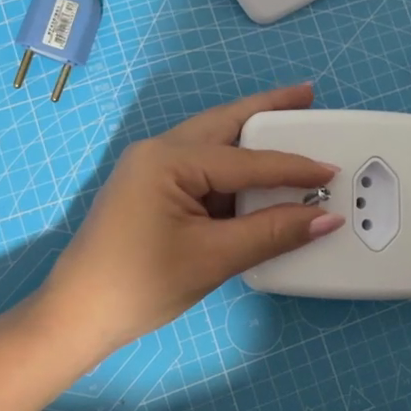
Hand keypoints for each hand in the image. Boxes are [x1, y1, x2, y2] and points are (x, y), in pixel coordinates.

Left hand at [38, 83, 342, 355]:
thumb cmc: (140, 283)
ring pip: (210, 142)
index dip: (293, 166)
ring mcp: (150, 170)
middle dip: (266, 110)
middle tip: (307, 96)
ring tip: (289, 123)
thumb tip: (324, 218)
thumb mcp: (213, 258)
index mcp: (168, 158)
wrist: (77, 314)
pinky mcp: (150, 190)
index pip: (245, 158)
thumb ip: (271, 232)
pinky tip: (256, 173)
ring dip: (249, 137)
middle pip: (223, 124)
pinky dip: (232, 167)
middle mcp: (157, 152)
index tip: (332, 170)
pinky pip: (201, 167)